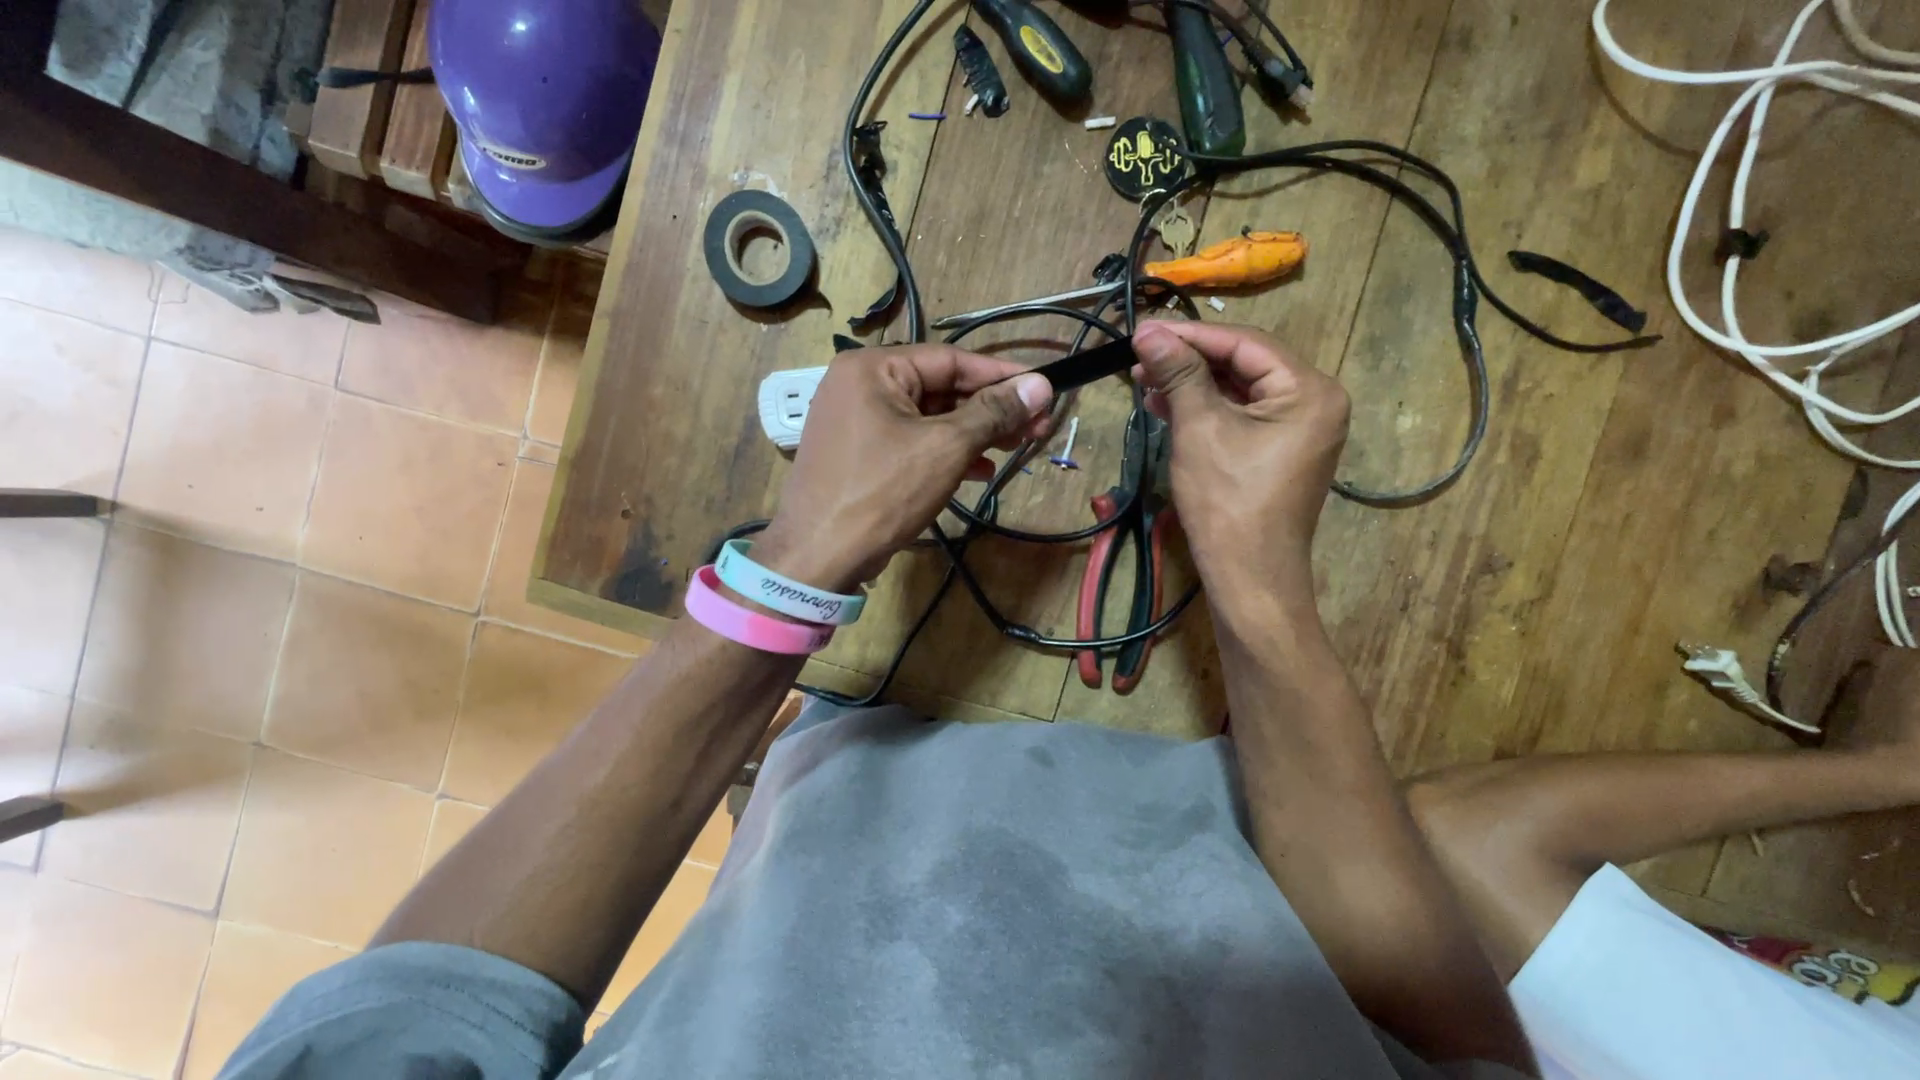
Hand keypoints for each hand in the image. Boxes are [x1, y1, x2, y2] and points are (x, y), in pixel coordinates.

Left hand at [752, 345, 1053, 593]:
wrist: (818, 557)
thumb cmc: (882, 493)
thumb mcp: (945, 448)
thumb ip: (993, 413)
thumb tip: (1041, 385)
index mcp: (872, 368)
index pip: (951, 360)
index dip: (1002, 375)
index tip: (1044, 389)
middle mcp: (859, 385)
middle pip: (940, 388)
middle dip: (990, 409)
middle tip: (1037, 428)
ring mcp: (855, 421)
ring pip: (928, 418)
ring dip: (973, 433)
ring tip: (1016, 449)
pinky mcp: (858, 454)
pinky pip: (910, 441)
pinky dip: (945, 453)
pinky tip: (979, 471)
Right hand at [1131, 320, 1348, 584]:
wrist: (1249, 577)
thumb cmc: (1227, 502)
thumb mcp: (1200, 429)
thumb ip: (1178, 373)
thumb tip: (1148, 331)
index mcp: (1309, 390)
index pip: (1245, 343)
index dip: (1190, 335)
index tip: (1142, 331)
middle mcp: (1316, 401)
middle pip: (1246, 363)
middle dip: (1190, 360)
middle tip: (1140, 358)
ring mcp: (1303, 429)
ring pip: (1241, 389)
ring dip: (1194, 384)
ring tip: (1146, 383)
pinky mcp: (1284, 451)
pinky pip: (1244, 415)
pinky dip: (1208, 409)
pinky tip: (1169, 406)